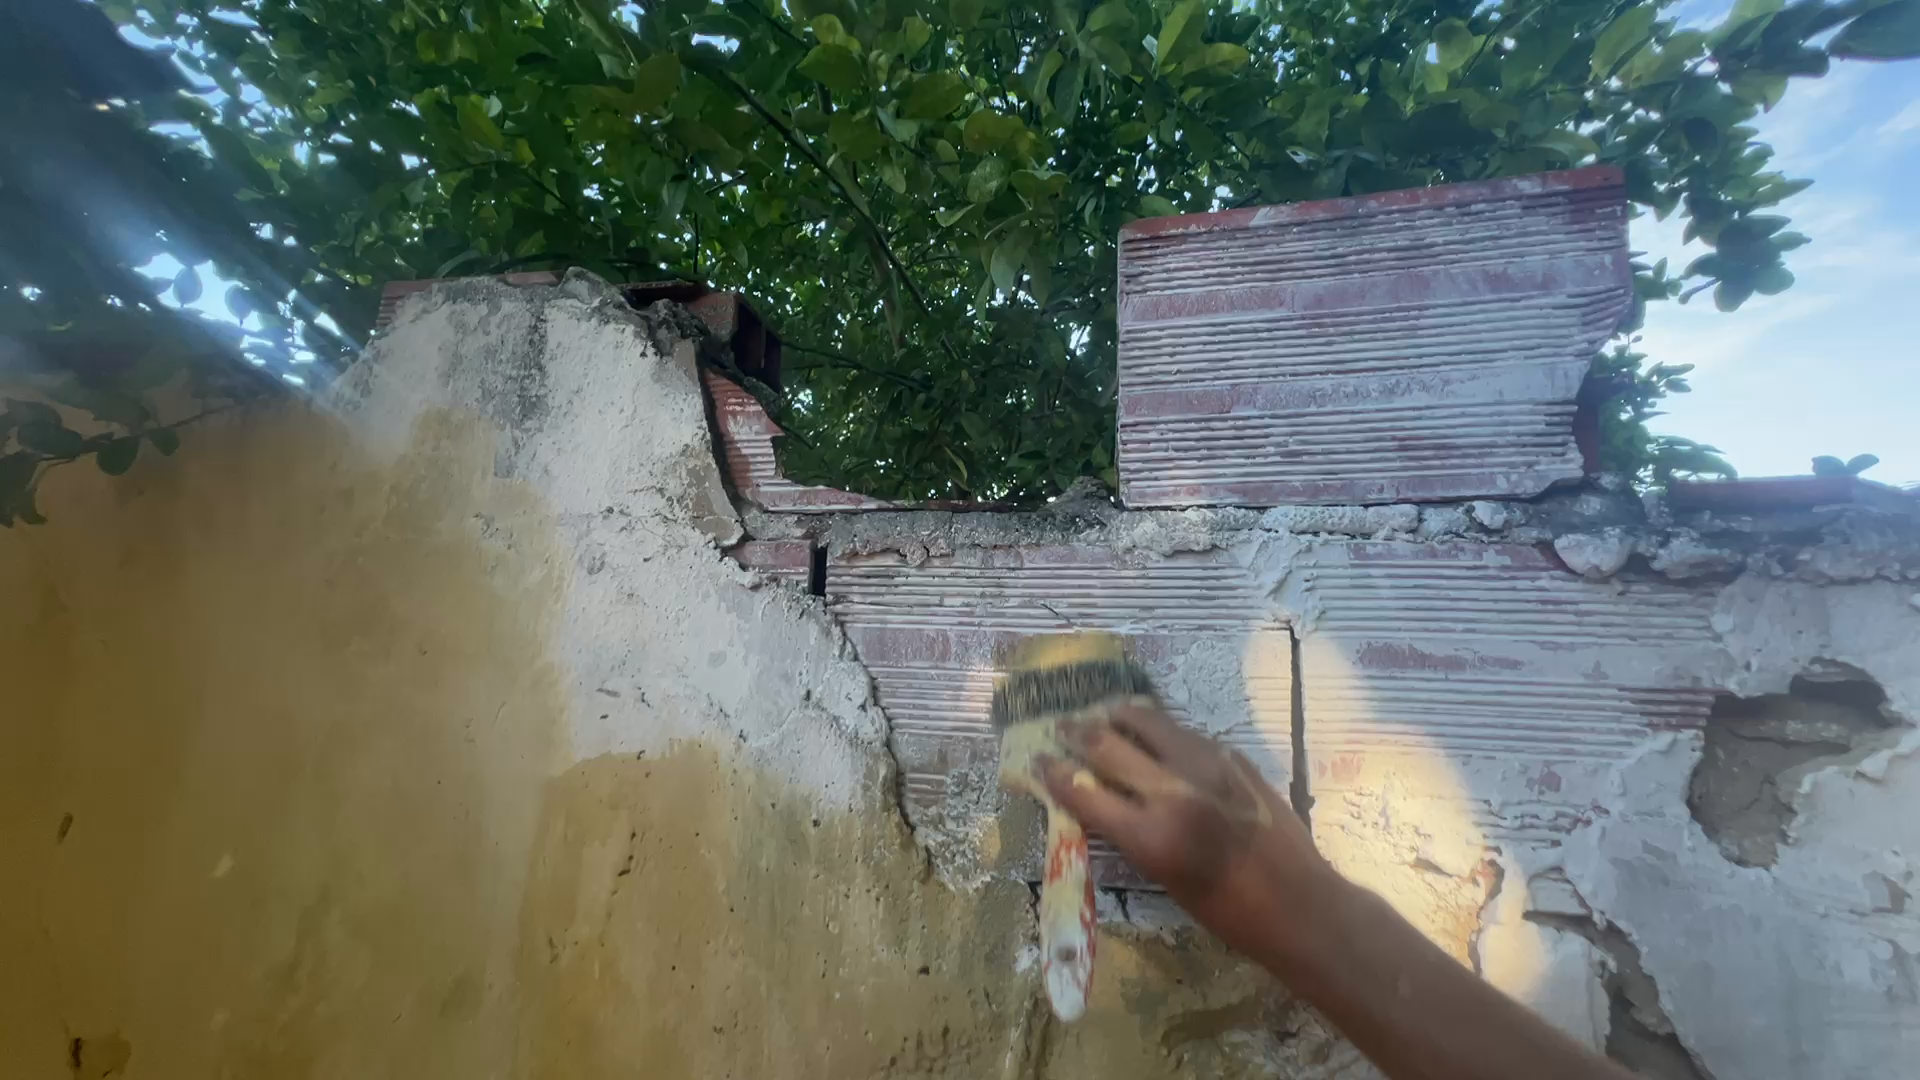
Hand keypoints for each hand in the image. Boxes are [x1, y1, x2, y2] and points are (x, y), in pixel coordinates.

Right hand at [1035, 702, 1335, 957]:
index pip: (1085, 793)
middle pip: (1109, 745)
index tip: (1038, 759)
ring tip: (1105, 715)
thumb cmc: (1225, 910)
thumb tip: (1093, 797)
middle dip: (1077, 732)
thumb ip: (1126, 831)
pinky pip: (1182, 732)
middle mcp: (1174, 792)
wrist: (1300, 904)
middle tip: (1061, 725)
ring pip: (1148, 721)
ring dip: (1118, 717)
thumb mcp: (1162, 877)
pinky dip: (1159, 730)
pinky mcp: (1230, 756)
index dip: (1054, 773)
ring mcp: (1206, 766)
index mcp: (1152, 836)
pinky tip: (1153, 733)